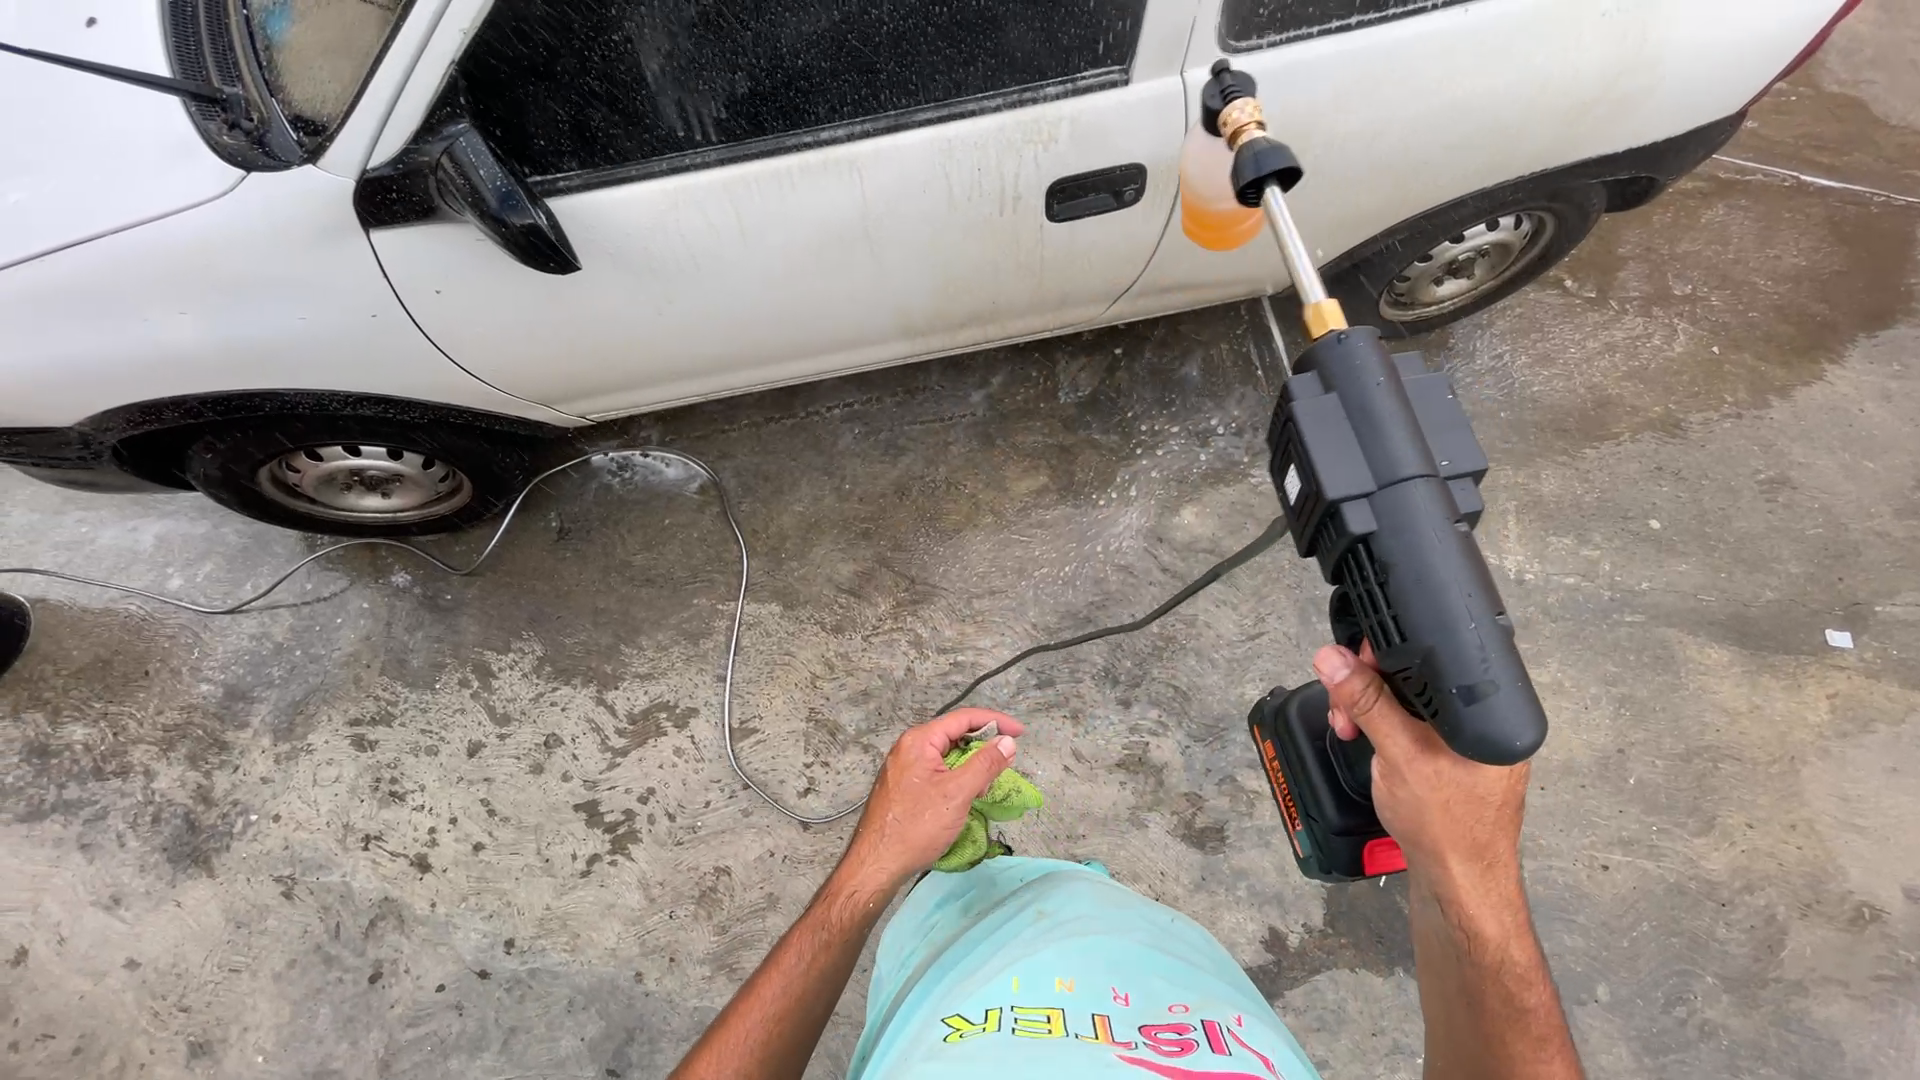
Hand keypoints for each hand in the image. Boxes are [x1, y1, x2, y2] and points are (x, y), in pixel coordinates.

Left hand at [836, 707, 1024, 895]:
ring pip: (947, 755)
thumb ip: (984, 764)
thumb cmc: (915, 827)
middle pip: (954, 735)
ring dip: (971, 765)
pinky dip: (957, 777)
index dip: (995, 722)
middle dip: (983, 746)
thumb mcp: (957, 793)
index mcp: (919, 740)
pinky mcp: (904, 785)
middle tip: (1006, 762)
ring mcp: (904, 766)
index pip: (963, 719)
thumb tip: (1007, 742)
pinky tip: (967, 795)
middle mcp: (909, 747)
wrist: (876, 864)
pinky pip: (937, 771)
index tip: (1020, 732)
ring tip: (987, 784)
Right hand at [1314, 643, 1528, 892]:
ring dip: (1367, 708)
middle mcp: (1484, 718)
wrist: (1457, 883)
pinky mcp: (1449, 756)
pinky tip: (1363, 739)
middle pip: (1414, 678)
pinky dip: (1381, 726)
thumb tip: (1330, 657)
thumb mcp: (1399, 754)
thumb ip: (1366, 702)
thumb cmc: (1442, 820)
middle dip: (1367, 687)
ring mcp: (1466, 739)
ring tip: (1347, 730)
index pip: (1434, 657)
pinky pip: (1410, 723)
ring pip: (1407, 701)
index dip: (1385, 655)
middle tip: (1343, 712)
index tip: (1352, 670)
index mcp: (1491, 709)